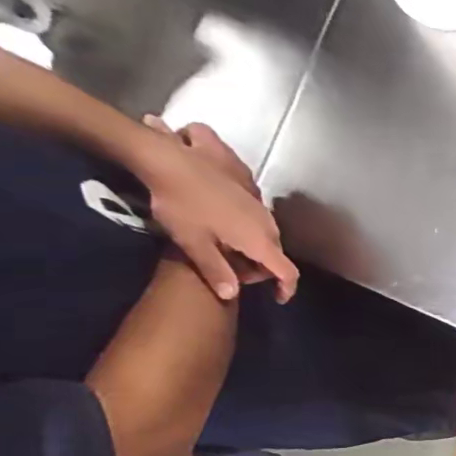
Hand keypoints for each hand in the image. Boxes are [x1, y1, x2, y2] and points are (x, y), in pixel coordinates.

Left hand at [133, 118, 297, 302]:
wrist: (167, 157)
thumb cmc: (181, 204)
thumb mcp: (193, 243)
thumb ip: (215, 271)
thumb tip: (231, 296)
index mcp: (260, 241)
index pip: (287, 272)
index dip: (286, 288)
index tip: (276, 298)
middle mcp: (268, 224)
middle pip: (276, 254)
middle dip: (261, 268)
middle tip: (231, 270)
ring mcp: (260, 204)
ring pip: (268, 235)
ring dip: (255, 247)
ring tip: (226, 247)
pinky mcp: (249, 189)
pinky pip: (258, 218)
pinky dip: (250, 229)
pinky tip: (225, 224)